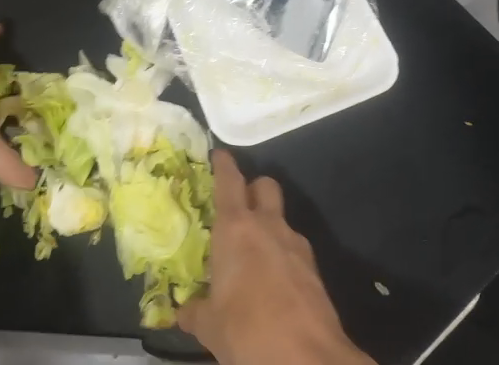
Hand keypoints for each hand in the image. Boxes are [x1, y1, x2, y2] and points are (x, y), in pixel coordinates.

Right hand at [176, 152, 373, 364]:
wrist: (308, 359)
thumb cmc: (248, 332)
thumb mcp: (210, 327)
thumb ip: (195, 313)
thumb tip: (183, 312)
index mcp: (235, 229)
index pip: (229, 181)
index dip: (223, 164)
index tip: (219, 155)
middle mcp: (268, 226)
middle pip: (264, 185)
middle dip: (253, 188)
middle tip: (238, 206)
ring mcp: (296, 245)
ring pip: (282, 217)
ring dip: (270, 225)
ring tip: (255, 252)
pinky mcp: (315, 270)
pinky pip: (295, 249)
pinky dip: (284, 255)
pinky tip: (275, 281)